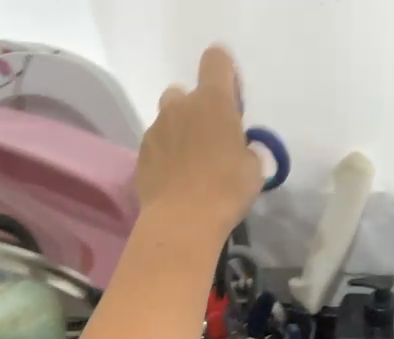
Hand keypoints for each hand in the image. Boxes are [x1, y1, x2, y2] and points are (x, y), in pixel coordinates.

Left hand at [135, 45, 264, 239]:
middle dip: (195, 111)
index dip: (224, 74)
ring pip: (167, 120)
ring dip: (177, 133)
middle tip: (207, 142)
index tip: (231, 101)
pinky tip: (173, 181)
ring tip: (188, 166)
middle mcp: (180, 106)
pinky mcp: (141, 155)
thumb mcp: (252, 170)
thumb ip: (246, 150)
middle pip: (184, 93)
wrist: (181, 222)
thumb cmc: (225, 191)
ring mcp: (156, 130)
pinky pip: (155, 146)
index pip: (216, 60)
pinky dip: (164, 157)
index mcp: (213, 101)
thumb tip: (240, 151)